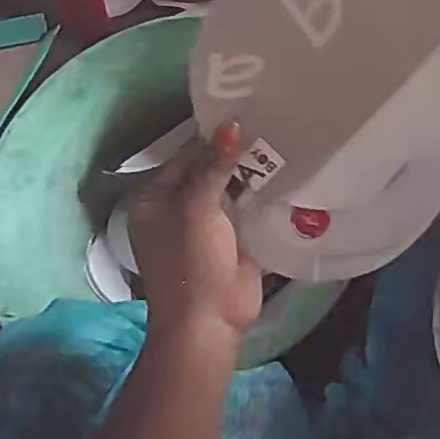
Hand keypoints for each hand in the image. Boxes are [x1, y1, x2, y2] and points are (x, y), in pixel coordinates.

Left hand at [126, 123, 261, 334]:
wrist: (210, 321)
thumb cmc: (191, 261)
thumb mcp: (198, 208)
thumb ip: (214, 166)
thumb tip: (231, 125)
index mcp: (155, 200)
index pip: (185, 158)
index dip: (212, 140)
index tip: (243, 117)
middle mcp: (177, 208)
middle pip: (207, 172)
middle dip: (233, 156)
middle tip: (267, 123)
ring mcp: (205, 225)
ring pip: (229, 189)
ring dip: (249, 173)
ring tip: (280, 141)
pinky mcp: (232, 240)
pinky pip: (246, 208)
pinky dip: (260, 194)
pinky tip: (284, 173)